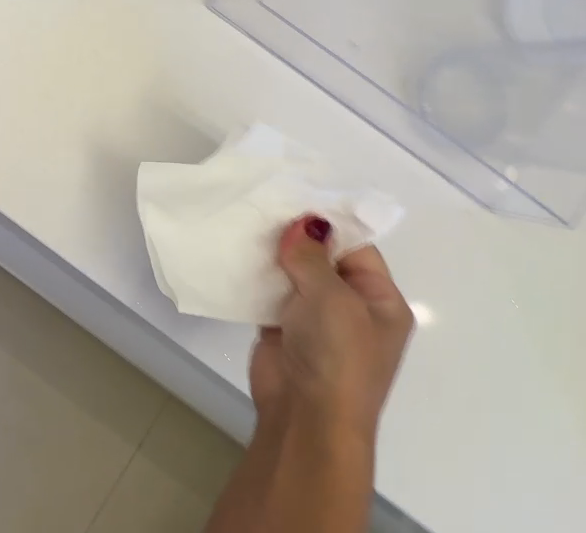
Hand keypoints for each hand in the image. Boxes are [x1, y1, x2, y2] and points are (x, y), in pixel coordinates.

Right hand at [250, 217, 414, 442]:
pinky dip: (251, 274)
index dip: (326, 224)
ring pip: (290, 272)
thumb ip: (314, 258)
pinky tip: (228, 256)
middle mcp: (351, 305)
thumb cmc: (337, 355)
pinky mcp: (281, 324)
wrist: (308, 410)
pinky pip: (267, 289)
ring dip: (267, 254)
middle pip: (321, 257)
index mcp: (380, 300)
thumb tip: (302, 222)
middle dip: (291, 235)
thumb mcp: (332, 300)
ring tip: (235, 224)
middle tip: (253, 206)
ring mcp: (315, 316)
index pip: (356, 248)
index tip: (287, 198)